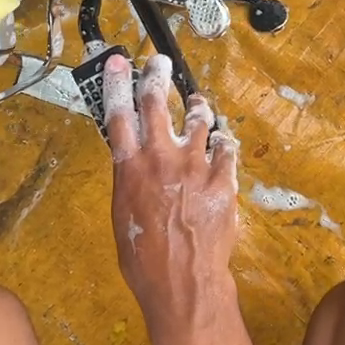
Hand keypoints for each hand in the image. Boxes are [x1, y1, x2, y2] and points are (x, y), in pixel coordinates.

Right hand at [105, 53, 239, 340]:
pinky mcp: (224, 178)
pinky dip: (224, 142)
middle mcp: (163, 158)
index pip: (120, 115)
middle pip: (158, 103)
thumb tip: (135, 160)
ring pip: (200, 119)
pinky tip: (222, 144)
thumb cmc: (145, 259)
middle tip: (160, 63)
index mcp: (131, 169)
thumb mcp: (123, 216)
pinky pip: (227, 147)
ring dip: (199, 108)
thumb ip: (131, 180)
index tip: (119, 62)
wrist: (184, 282)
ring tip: (198, 105)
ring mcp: (196, 165)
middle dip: (158, 76)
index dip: (118, 84)